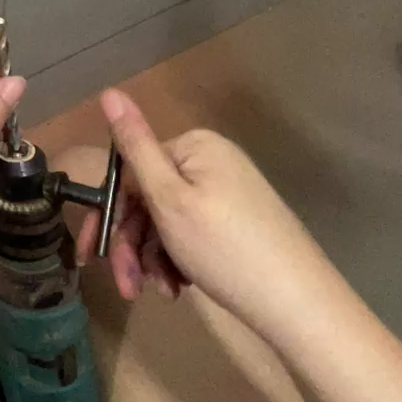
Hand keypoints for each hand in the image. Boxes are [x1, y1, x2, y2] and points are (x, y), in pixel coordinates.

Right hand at [81, 88, 345, 344]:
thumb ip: (135, 145)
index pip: (130, 172)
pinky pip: (192, 233)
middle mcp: (213, 162)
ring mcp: (229, 193)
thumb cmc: (226, 250)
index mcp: (195, 146)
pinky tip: (179, 287)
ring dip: (153, 257)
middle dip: (133, 244)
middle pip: (149, 198)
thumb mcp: (168, 198)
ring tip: (160, 292)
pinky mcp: (241, 224)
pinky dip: (178, 259)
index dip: (110, 214)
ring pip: (167, 220)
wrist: (306, 311)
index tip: (95, 255)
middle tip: (130, 286)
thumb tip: (109, 90)